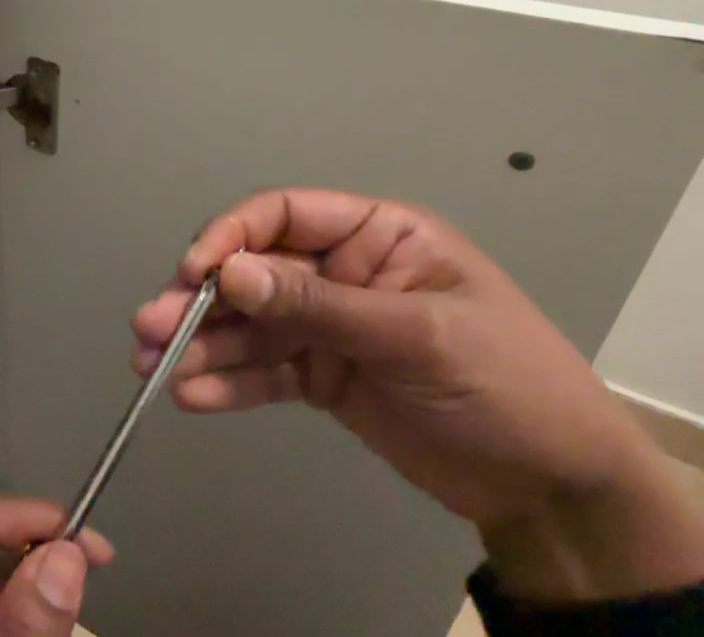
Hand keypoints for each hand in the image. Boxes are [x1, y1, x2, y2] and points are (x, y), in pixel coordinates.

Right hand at [133, 188, 703, 600]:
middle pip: (255, 274)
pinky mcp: (323, 376)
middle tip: (149, 327)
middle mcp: (345, 273)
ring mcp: (331, 327)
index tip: (193, 271)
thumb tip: (229, 274)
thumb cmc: (509, 384)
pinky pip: (266, 372)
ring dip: (201, 344)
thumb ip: (319, 306)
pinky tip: (193, 397)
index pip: (285, 216)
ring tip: (153, 367)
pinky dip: (229, 383)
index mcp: (378, 237)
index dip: (232, 235)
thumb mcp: (418, 336)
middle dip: (201, 300)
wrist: (555, 488)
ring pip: (251, 325)